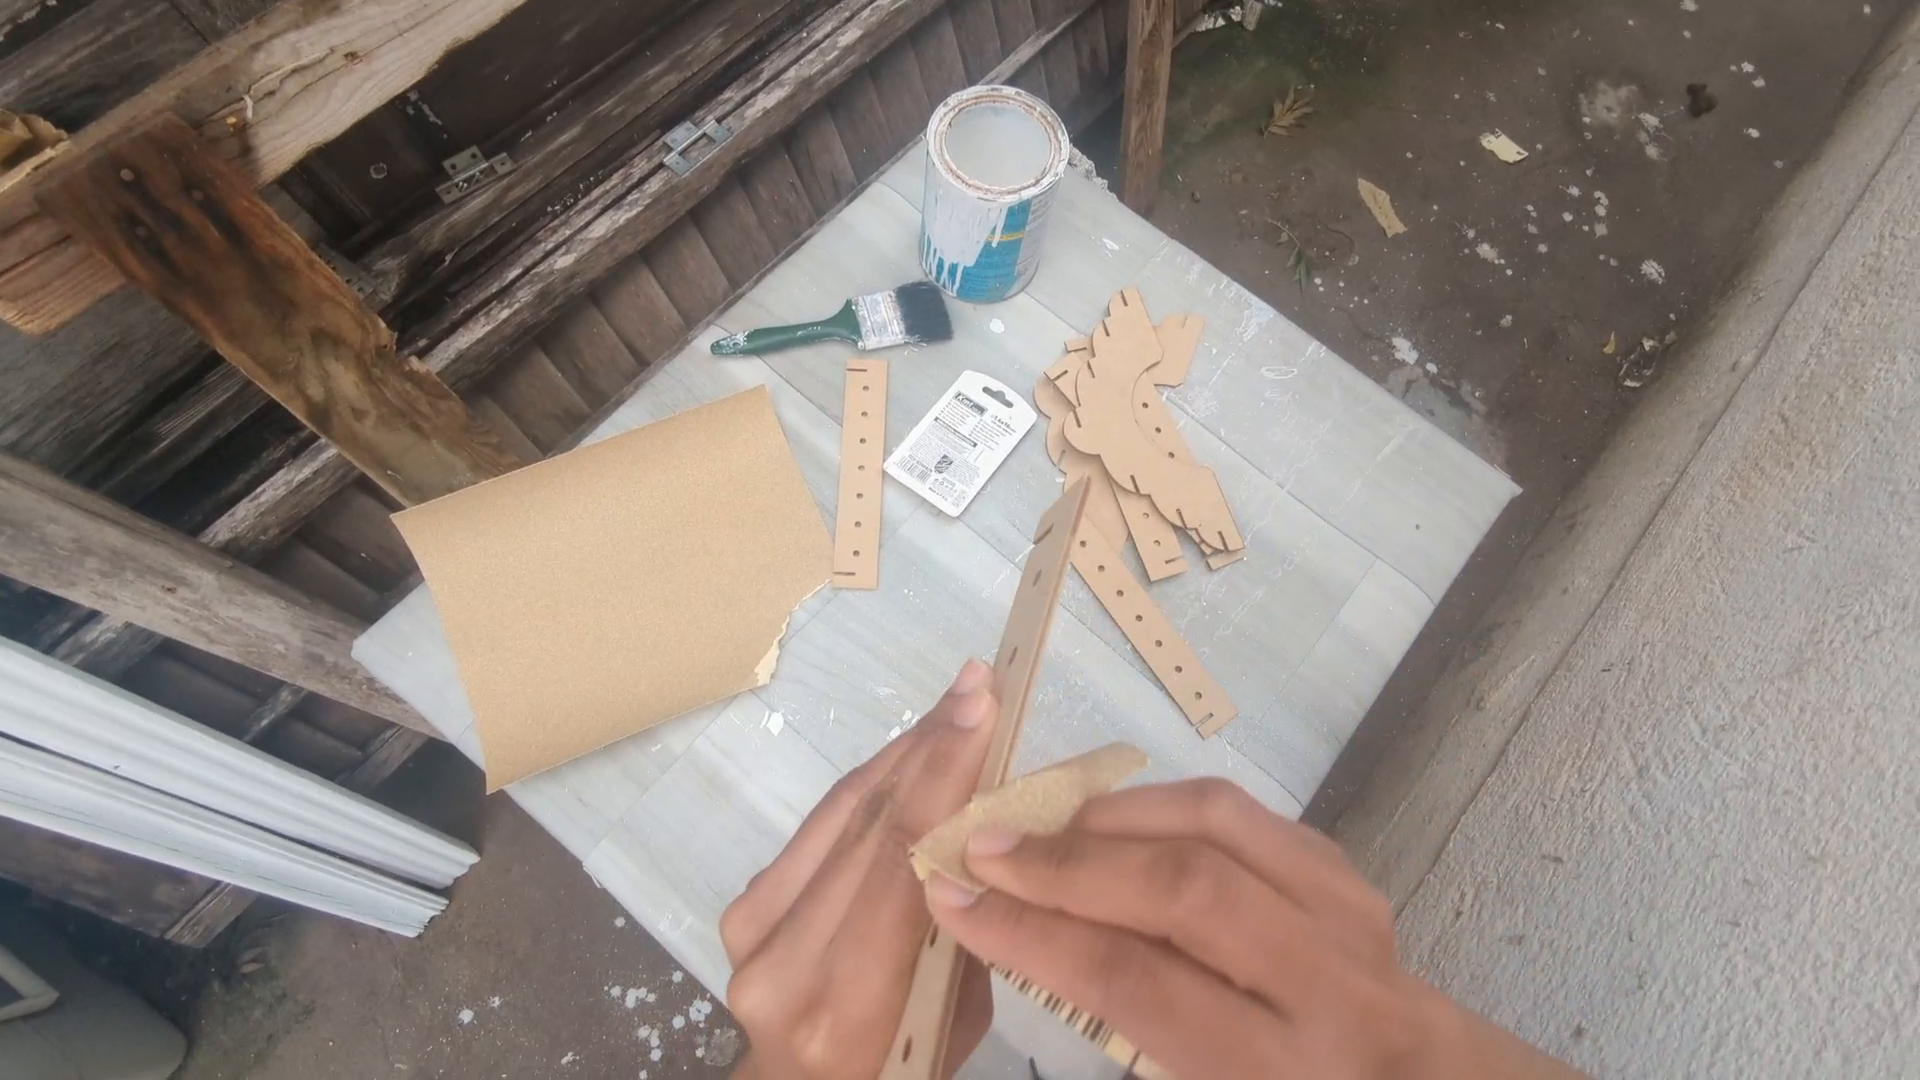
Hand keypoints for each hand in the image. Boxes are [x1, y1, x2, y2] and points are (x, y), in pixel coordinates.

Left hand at [720, 660, 999, 1079]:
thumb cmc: (900, 1066)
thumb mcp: (955, 1016)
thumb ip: (958, 920)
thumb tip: (979, 814)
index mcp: (844, 1006)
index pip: (900, 859)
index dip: (942, 770)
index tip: (979, 702)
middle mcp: (784, 960)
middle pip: (870, 821)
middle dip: (932, 741)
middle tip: (975, 682)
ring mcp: (753, 926)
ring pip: (846, 808)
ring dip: (907, 748)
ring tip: (955, 703)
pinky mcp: (747, 900)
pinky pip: (826, 822)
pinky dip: (876, 777)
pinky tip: (914, 747)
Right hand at [926, 778, 1580, 1078]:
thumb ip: (1120, 1014)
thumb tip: (1024, 923)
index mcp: (1280, 1067)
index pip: (1135, 978)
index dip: (1031, 933)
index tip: (955, 896)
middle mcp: (1326, 982)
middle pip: (1181, 888)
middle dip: (1066, 863)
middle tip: (988, 848)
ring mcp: (1342, 906)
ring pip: (1210, 822)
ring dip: (1108, 819)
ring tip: (1045, 831)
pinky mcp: (1337, 862)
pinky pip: (1229, 807)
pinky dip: (1153, 804)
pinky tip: (1111, 822)